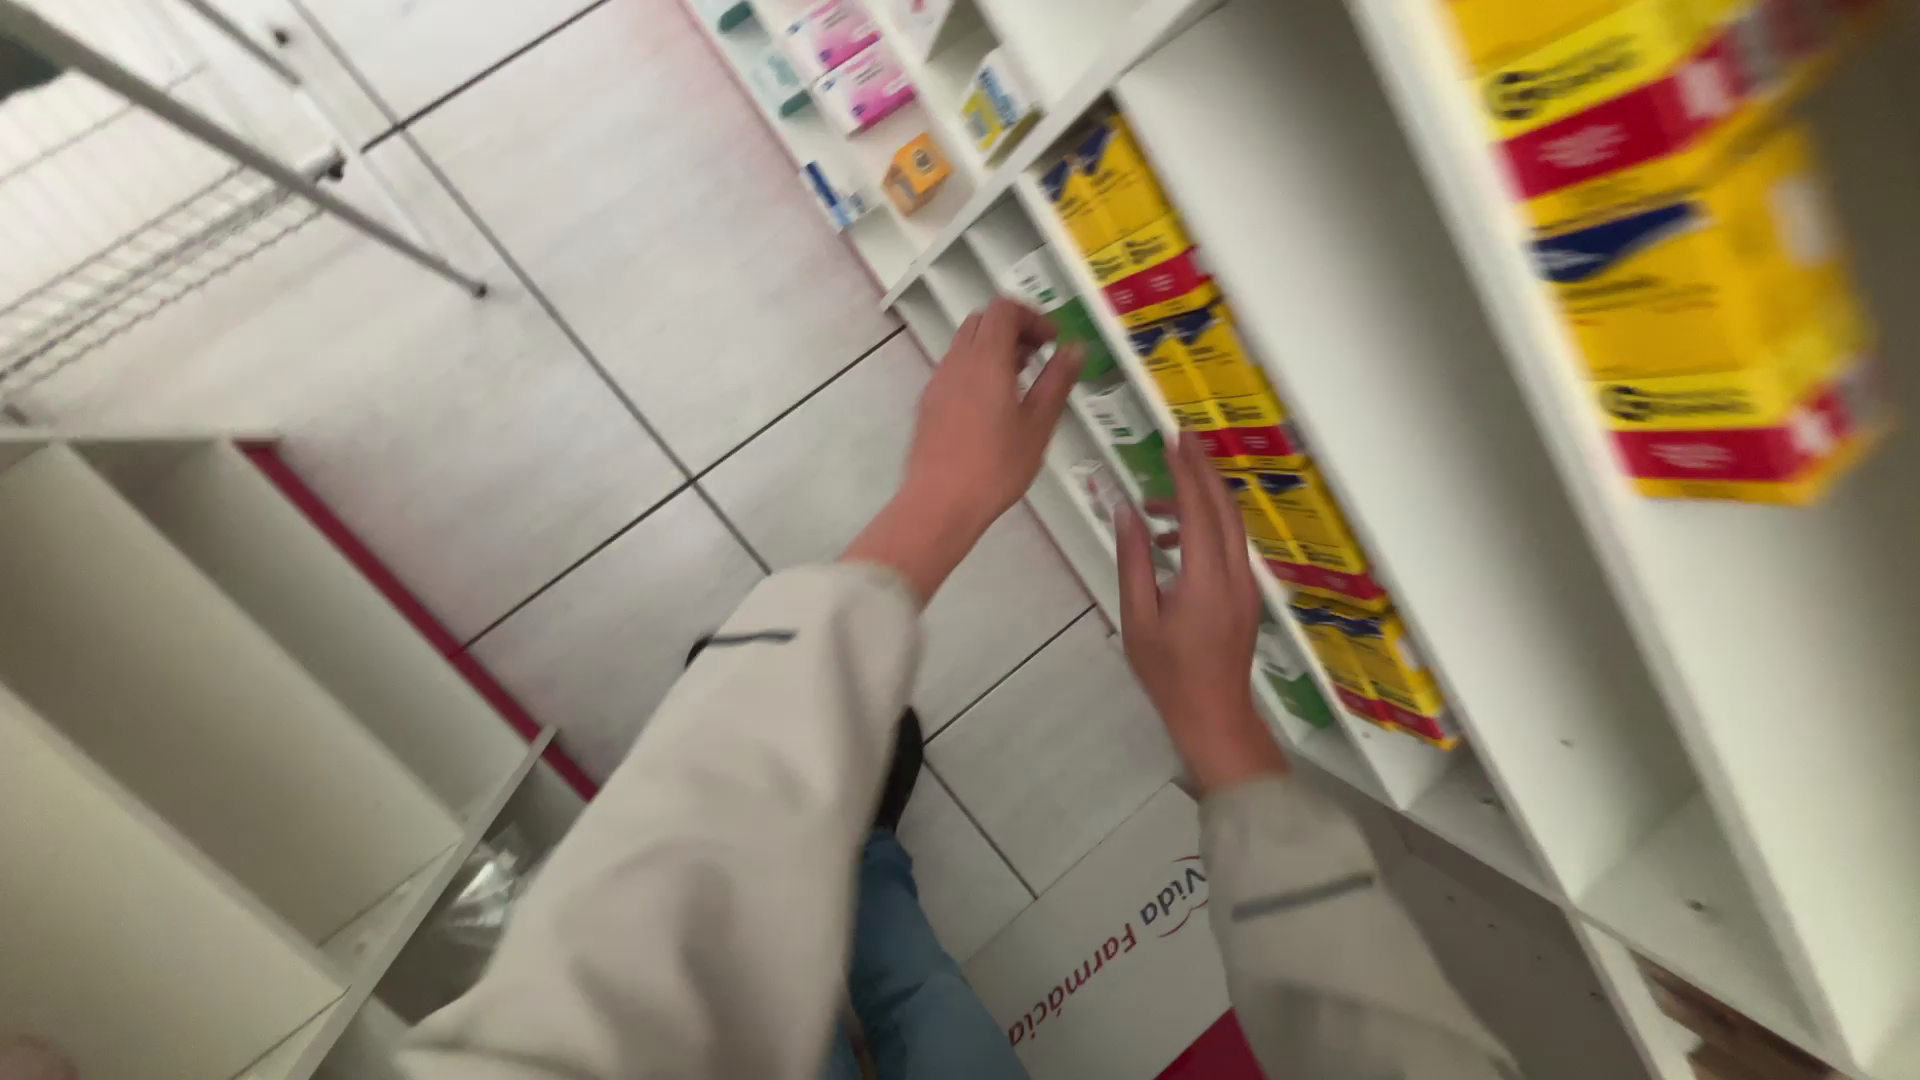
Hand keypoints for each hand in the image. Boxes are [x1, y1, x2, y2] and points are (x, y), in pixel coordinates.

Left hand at [905, 297, 1081, 532]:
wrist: (939, 503)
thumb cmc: (995, 466)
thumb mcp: (1038, 425)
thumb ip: (1057, 381)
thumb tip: (1075, 348)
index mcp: (986, 359)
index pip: (1004, 309)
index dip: (1032, 316)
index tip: (1052, 342)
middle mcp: (956, 362)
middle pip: (982, 322)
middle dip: (1013, 330)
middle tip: (1038, 359)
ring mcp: (937, 383)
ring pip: (965, 347)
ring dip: (993, 352)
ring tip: (1019, 386)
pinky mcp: (928, 406)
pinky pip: (953, 372)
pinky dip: (976, 372)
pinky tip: (992, 409)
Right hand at [1116, 436, 1288, 794]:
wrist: (1213, 713)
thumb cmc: (1167, 672)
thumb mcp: (1138, 617)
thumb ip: (1133, 560)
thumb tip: (1125, 512)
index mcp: (1206, 579)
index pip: (1199, 510)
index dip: (1186, 472)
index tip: (1173, 441)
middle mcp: (1234, 574)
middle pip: (1224, 508)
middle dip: (1203, 470)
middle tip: (1181, 440)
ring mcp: (1245, 584)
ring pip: (1230, 525)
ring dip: (1202, 500)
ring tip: (1156, 501)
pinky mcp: (1245, 594)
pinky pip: (1228, 546)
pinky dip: (1205, 527)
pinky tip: (1171, 539)